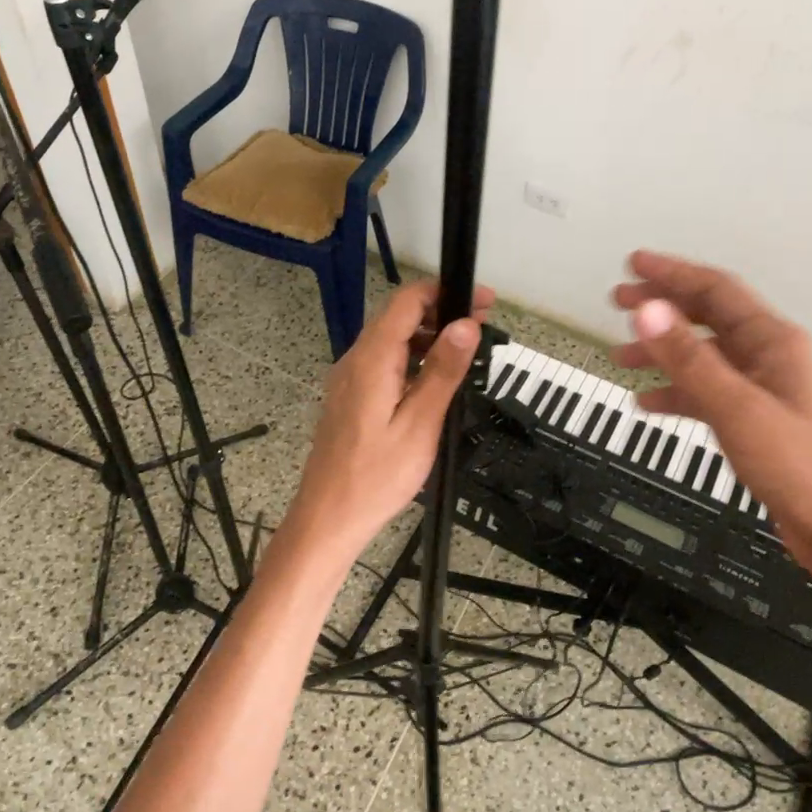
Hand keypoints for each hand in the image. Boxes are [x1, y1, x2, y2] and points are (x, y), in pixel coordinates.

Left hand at [284, 282, 492, 563]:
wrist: (328, 518)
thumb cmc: (376, 477)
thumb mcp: (419, 425)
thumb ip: (441, 372)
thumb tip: (465, 324)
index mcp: (371, 360)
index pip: (407, 302)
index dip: (447, 292)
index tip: (483, 300)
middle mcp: (355, 360)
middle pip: (398, 317)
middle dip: (442, 312)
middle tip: (484, 326)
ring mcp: (348, 379)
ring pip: (390, 340)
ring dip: (428, 337)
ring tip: (466, 353)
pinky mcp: (350, 398)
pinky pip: (382, 363)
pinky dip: (411, 360)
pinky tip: (434, 381)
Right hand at [611, 250, 811, 582]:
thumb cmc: (806, 470)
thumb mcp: (740, 410)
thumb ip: (690, 359)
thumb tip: (647, 309)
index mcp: (775, 343)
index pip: (716, 291)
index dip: (672, 273)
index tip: (632, 262)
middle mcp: (772, 359)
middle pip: (709, 319)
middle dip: (663, 307)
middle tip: (618, 302)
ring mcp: (768, 394)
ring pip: (706, 359)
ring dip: (665, 353)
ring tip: (621, 356)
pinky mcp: (762, 428)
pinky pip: (712, 396)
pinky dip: (679, 394)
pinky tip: (650, 404)